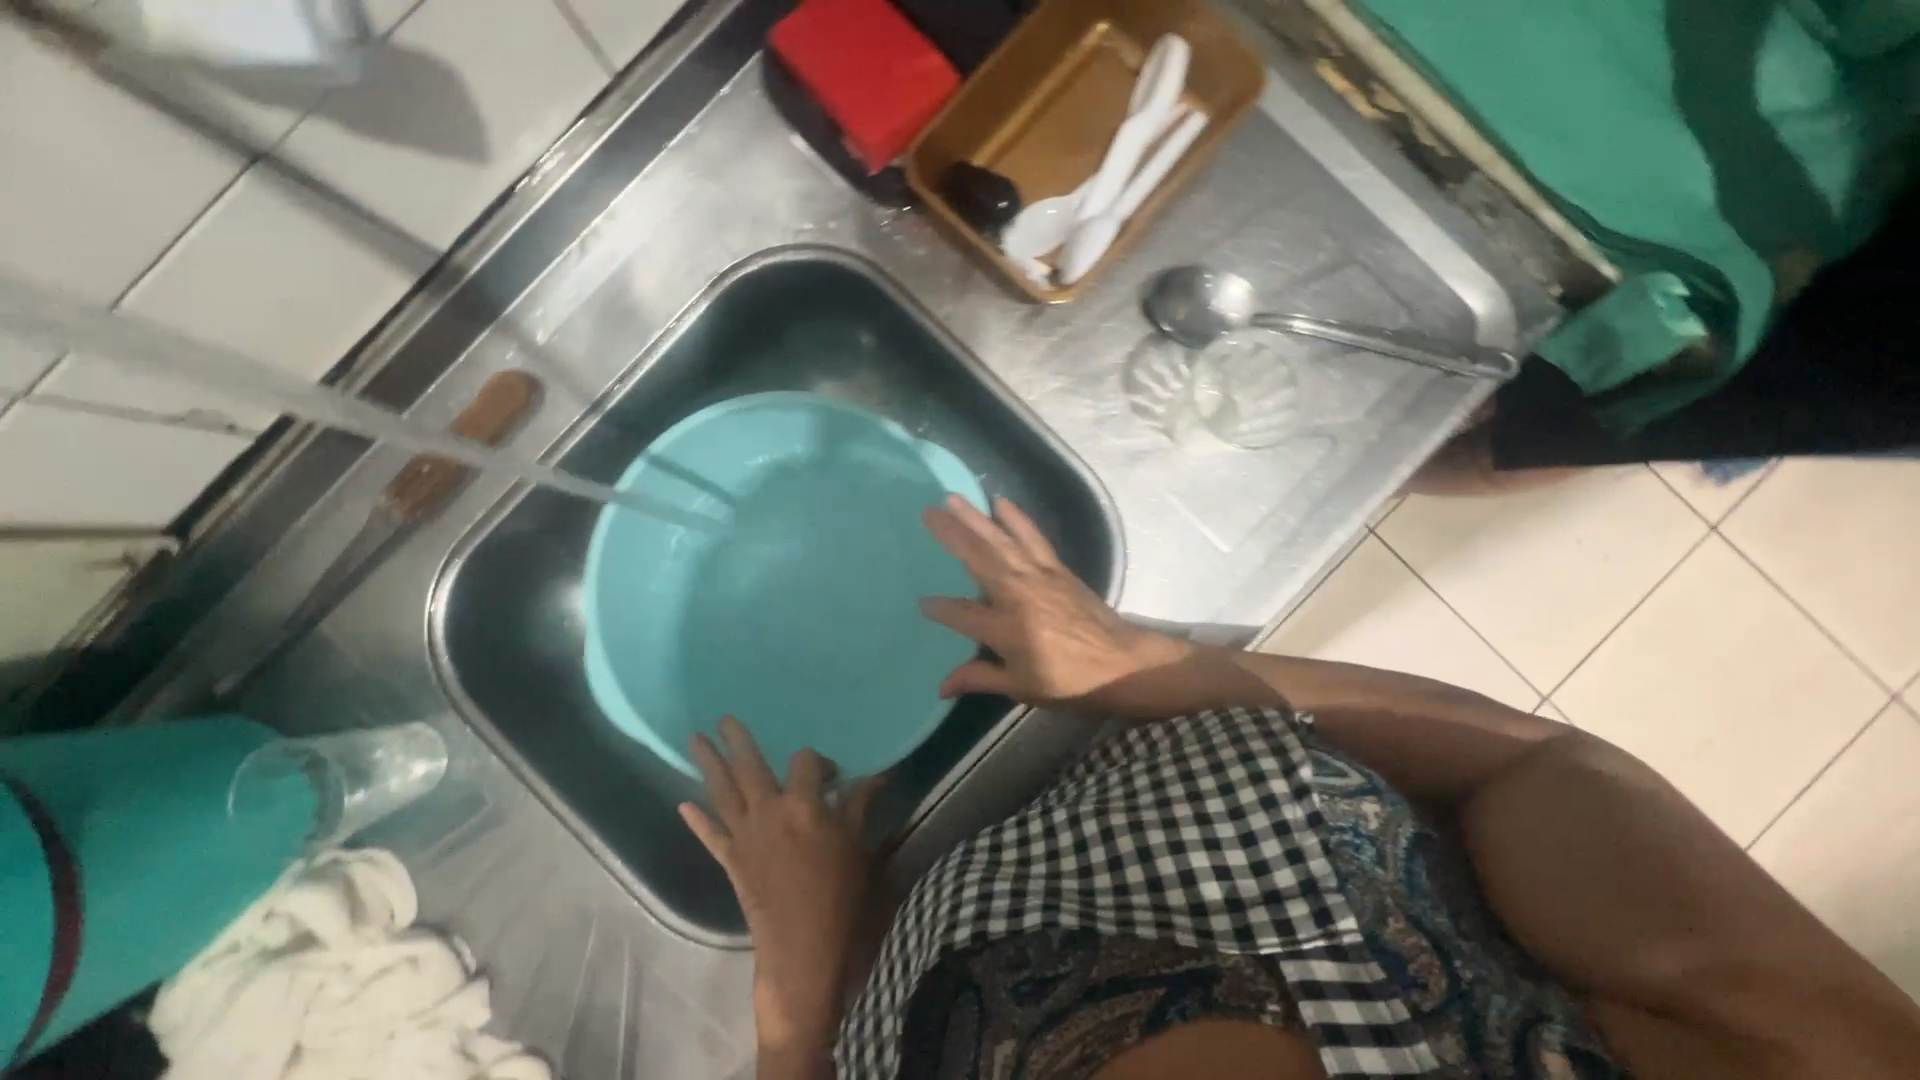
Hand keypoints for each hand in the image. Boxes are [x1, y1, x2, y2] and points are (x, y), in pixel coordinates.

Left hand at [679, 718, 883, 1057]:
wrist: (803, 948)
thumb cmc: (839, 894)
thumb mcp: (858, 845)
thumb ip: (860, 806)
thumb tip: (877, 776)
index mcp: (803, 804)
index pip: (806, 763)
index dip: (819, 762)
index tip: (833, 774)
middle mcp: (768, 811)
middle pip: (750, 767)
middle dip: (737, 741)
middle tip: (723, 718)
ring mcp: (745, 835)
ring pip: (723, 792)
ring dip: (709, 764)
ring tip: (694, 739)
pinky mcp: (732, 860)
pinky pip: (711, 835)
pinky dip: (698, 820)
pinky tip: (684, 804)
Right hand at [919, 495, 1194, 709]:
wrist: (1123, 664)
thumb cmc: (1071, 683)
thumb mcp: (1022, 688)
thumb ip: (979, 679)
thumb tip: (941, 688)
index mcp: (1006, 629)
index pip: (962, 614)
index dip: (940, 609)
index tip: (922, 603)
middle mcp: (1018, 595)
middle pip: (978, 559)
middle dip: (951, 535)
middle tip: (927, 512)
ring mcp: (1039, 577)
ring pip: (1001, 542)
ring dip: (976, 518)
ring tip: (953, 498)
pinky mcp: (1057, 568)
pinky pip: (1032, 537)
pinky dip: (1017, 519)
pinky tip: (1001, 502)